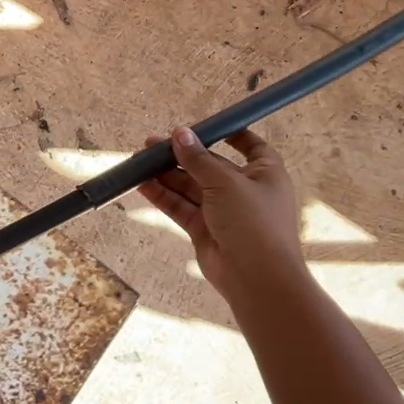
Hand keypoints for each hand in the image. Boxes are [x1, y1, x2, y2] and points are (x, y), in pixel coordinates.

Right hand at [139, 127, 306, 306]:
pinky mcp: (204, 228)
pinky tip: (141, 184)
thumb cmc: (252, 221)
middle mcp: (244, 191)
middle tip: (151, 145)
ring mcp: (223, 211)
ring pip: (190, 186)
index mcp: (264, 175)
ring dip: (166, 174)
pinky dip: (162, 195)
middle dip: (182, 155)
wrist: (256, 277)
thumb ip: (198, 158)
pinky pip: (180, 206)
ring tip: (138, 162)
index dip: (232, 135)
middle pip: (209, 166)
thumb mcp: (225, 182)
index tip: (207, 126)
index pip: (251, 148)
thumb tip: (179, 132)